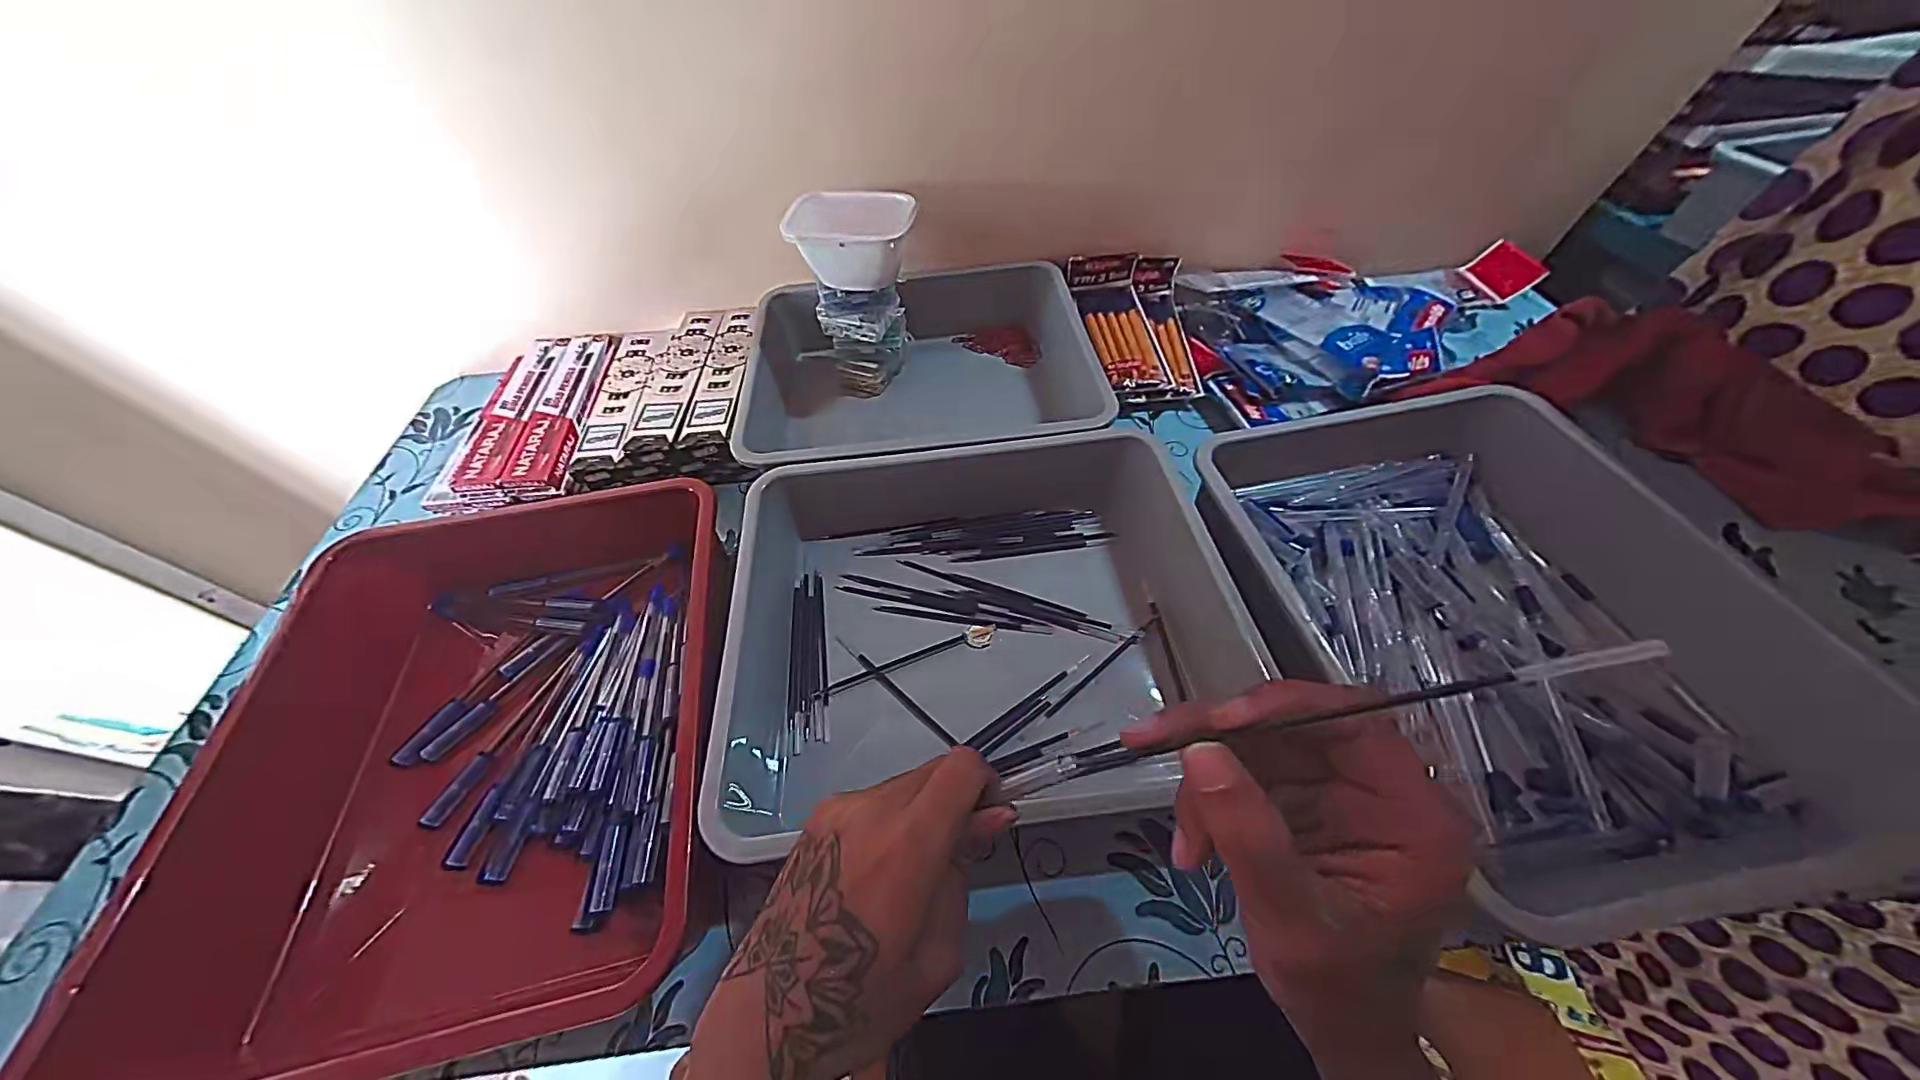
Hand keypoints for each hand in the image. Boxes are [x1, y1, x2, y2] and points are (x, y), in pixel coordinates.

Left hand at [683, 747, 1013, 1079]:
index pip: (963, 768)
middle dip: (958, 800)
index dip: (987, 784)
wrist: (770, 1008)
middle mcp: (869, 814)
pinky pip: (873, 799)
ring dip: (924, 811)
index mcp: (906, 845)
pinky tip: (883, 868)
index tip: (990, 809)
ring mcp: (838, 811)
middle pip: (937, 770)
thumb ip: (964, 873)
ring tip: (914, 870)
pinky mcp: (818, 818)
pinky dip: (891, 820)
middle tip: (961, 845)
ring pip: (906, 783)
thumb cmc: (848, 999)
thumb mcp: (937, 952)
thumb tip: (985, 824)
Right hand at [1121, 681, 1471, 1078]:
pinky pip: (1236, 767)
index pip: (1356, 724)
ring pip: (1253, 742)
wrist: (1335, 1020)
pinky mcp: (1292, 795)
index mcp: (1413, 816)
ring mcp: (1329, 788)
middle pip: (1291, 724)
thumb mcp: (1294, 921)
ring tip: (1189, 837)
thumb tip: (1200, 752)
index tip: (1222, 719)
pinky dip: (1202, 797)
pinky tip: (1194, 842)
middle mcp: (1373, 788)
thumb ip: (1250, 836)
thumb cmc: (1340, 988)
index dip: (1288, 707)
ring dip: (1204, 777)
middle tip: (1160, 738)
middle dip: (1220, 735)